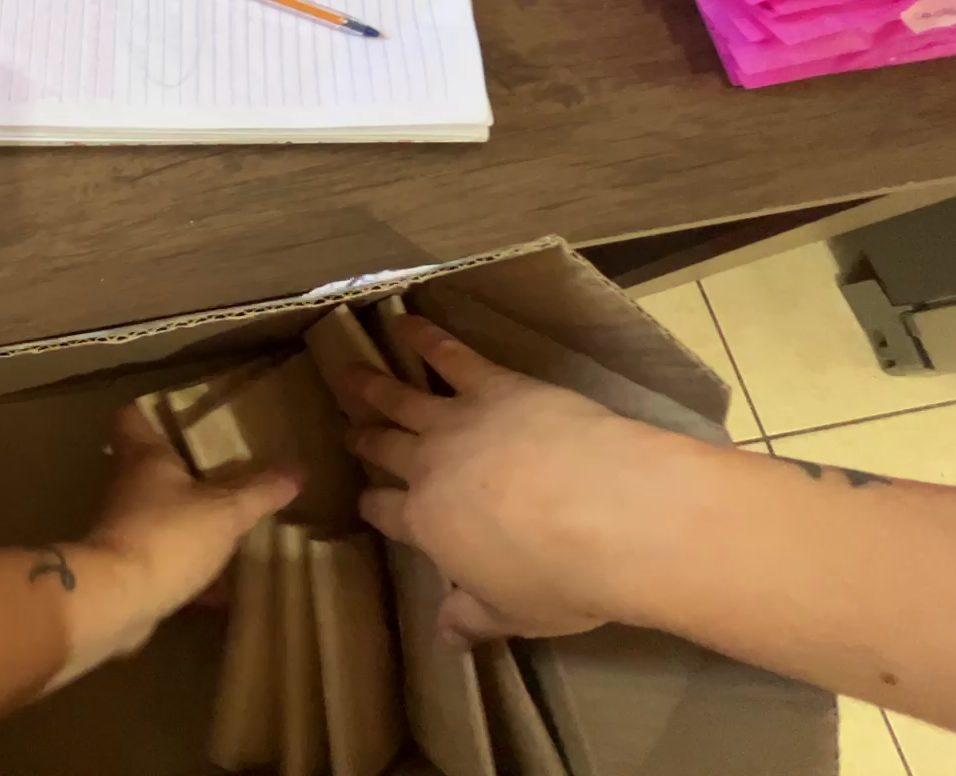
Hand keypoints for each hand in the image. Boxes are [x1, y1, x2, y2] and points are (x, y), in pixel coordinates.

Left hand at [82, 404, 299, 639]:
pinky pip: (162, 555)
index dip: (150, 410)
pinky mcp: (126, 563)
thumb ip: (260, 491)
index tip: (177, 413)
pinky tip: (222, 586)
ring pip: (156, 509)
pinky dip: (188, 564)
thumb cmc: (168, 536)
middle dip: (180, 465)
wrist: (117, 600)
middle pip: (147, 463)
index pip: (132, 416)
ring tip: (226, 517)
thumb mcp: (226, 512)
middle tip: (219, 464)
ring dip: (185, 514)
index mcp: (144, 456)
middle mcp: (128, 483)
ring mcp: (123, 524)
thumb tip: (298, 469)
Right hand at [345, 316, 691, 644]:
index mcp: (427, 523)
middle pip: (383, 449)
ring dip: (371, 385)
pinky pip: (450, 356)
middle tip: (350, 432)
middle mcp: (427, 467)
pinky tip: (405, 321)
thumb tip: (444, 635)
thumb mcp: (514, 613)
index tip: (366, 501)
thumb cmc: (561, 576)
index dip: (373, 506)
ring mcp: (453, 421)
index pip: (386, 512)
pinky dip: (424, 337)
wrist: (606, 514)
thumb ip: (473, 617)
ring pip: (399, 398)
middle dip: (363, 441)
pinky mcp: (490, 386)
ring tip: (348, 373)